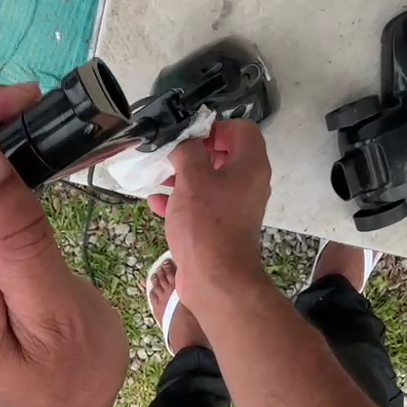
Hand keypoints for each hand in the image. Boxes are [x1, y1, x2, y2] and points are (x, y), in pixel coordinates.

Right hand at [149, 119, 273, 298]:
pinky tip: (156, 203)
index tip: (188, 137)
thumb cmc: (206, 225)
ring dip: (184, 177)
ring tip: (159, 177)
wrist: (215, 279)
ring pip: (209, 182)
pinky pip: (201, 206)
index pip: (240, 129)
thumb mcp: (192, 178)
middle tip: (172, 156)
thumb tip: (184, 143)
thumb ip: (188, 151)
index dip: (214, 127)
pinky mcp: (220, 228)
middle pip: (223, 155)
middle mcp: (248, 184)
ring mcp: (235, 208)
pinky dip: (181, 201)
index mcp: (250, 166)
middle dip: (194, 153)